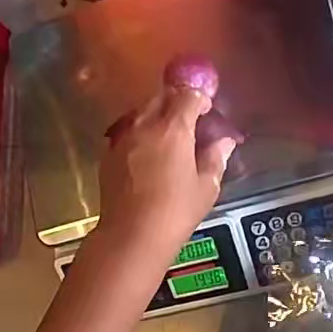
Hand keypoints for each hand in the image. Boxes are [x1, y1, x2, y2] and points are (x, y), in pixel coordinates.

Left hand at [91, 83, 238, 260]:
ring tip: (170, 135)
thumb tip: (223, 142)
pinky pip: (127, 131)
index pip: (187, 96)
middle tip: (190, 118)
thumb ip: (215, 158)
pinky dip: (141, 133)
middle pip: (161, 97)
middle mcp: (144, 125)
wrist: (131, 235)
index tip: (207, 109)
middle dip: (177, 102)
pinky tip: (149, 153)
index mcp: (173, 129)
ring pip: (141, 112)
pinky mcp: (108, 154)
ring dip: (157, 115)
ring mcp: (122, 138)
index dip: (200, 98)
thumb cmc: (175, 212)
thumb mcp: (206, 187)